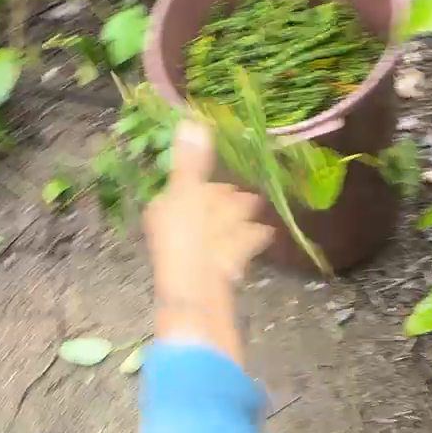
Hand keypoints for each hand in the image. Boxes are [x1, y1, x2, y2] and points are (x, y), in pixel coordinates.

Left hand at [142, 121, 273, 363]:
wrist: (199, 312)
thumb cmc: (188, 254)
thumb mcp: (187, 200)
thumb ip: (191, 163)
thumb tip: (193, 120)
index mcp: (166, 212)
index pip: (188, 189)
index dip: (210, 182)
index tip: (233, 178)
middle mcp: (179, 233)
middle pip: (206, 211)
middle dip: (231, 203)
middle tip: (258, 197)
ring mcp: (198, 258)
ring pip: (221, 232)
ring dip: (242, 223)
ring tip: (264, 216)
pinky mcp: (215, 280)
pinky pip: (232, 254)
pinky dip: (247, 243)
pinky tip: (265, 238)